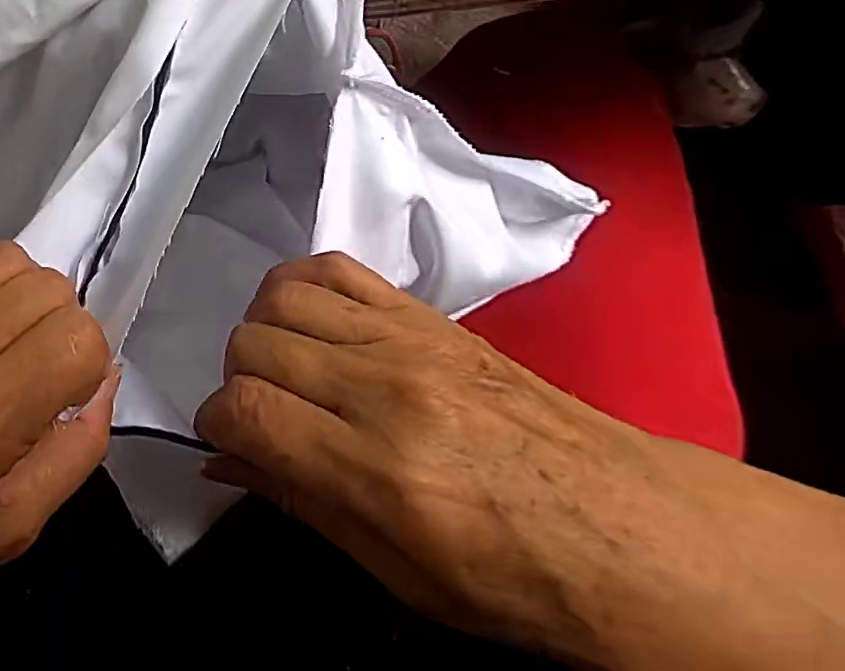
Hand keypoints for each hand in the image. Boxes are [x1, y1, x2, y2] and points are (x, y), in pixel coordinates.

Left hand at [0, 216, 115, 668]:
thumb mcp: (16, 526)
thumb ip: (79, 450)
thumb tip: (105, 374)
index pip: (77, 340)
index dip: (90, 364)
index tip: (69, 394)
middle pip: (50, 289)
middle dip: (65, 328)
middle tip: (40, 370)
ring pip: (7, 257)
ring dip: (27, 292)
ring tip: (11, 335)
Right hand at [193, 253, 704, 663]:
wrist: (628, 530)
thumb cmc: (515, 577)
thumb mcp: (399, 576)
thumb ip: (299, 502)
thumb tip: (224, 459)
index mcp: (379, 469)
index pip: (247, 410)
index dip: (215, 422)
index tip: (225, 438)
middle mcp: (385, 388)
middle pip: (253, 345)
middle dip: (235, 381)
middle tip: (258, 412)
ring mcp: (407, 339)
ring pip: (281, 297)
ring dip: (261, 331)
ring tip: (283, 367)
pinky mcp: (425, 314)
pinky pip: (334, 267)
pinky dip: (299, 285)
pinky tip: (307, 320)